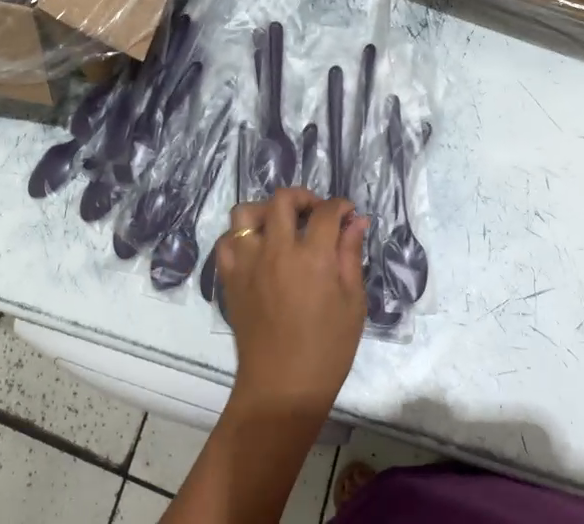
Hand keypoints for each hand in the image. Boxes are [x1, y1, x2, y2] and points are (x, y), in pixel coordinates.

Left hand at [215, 188, 369, 418]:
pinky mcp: (229, 277)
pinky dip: (241, 237)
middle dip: (304, 197)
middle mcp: (276, 250)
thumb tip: (356, 222)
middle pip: (283, 200)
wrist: (282, 386)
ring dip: (266, 211)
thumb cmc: (327, 349)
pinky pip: (227, 242)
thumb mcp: (352, 303)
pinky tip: (257, 249)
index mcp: (312, 257)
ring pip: (246, 213)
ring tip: (281, 225)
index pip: (326, 212)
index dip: (340, 206)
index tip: (348, 214)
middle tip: (316, 214)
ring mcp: (248, 262)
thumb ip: (351, 256)